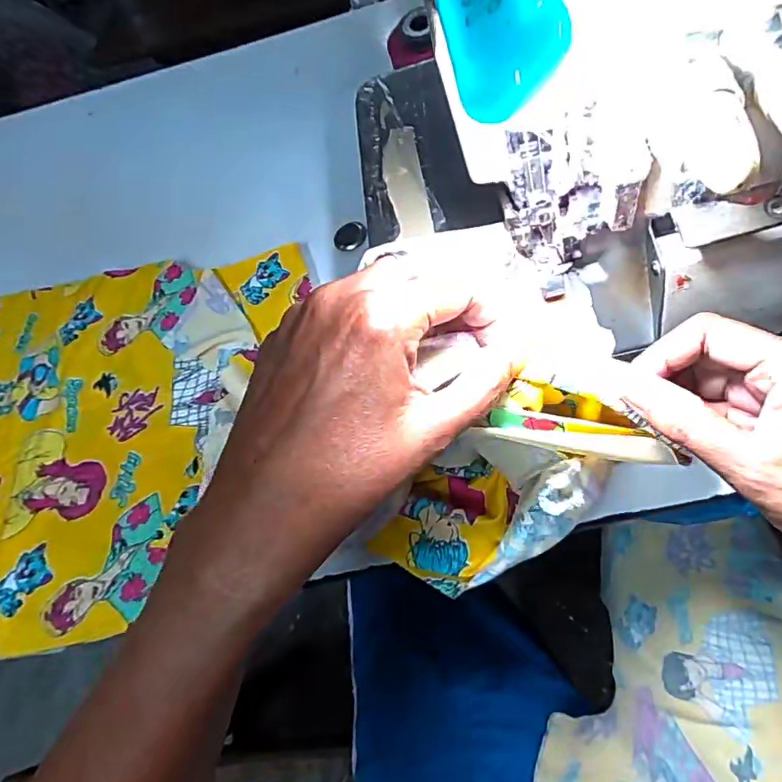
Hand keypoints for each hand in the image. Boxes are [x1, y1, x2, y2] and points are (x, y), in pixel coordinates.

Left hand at [172, 255, 521, 605]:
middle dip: (447, 303)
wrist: (266, 504)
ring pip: (373, 284)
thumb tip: (516, 348)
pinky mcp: (284, 329)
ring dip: (407, 306)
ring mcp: (305, 310)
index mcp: (380, 315)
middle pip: (414, 277)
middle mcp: (339, 297)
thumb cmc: (352, 471)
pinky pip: (338, 303)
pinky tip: (372, 359)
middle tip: (464, 345)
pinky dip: (367, 316)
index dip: (486, 313)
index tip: (494, 344)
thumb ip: (485, 380)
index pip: (453, 288)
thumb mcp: (432, 428)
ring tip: (421, 352)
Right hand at [614, 314, 781, 591]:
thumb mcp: (746, 461)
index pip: (708, 334)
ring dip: (680, 405)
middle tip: (635, 411)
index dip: (663, 356)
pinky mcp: (776, 423)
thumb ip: (681, 419)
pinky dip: (697, 423)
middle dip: (668, 381)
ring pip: (712, 385)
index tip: (632, 386)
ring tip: (655, 430)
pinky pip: (724, 410)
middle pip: (708, 357)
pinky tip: (679, 442)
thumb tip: (632, 388)